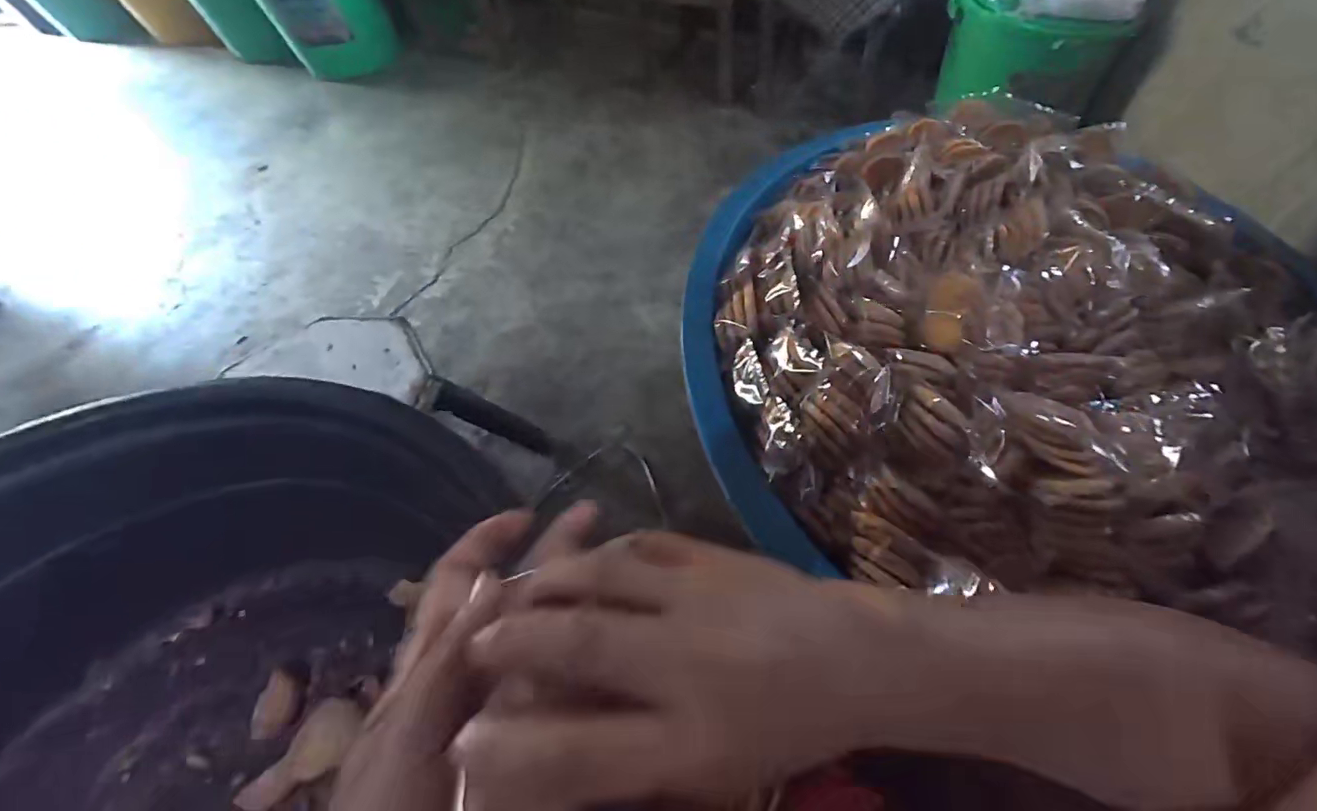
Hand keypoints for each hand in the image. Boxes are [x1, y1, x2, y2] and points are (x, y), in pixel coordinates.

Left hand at [330, 503, 597, 810]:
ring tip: (618, 567)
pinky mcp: (525, 734)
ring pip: (541, 632)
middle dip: (549, 551)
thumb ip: (448, 660)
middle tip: (593, 517)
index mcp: (430, 665)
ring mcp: (500, 705)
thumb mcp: (407, 734)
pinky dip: (584, 647)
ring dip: (574, 593)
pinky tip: (616, 639)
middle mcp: (468, 676)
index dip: (485, 540)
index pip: (457, 581)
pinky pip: (562, 678)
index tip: (527, 515)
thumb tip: (492, 577)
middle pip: (510, 595)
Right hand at [453, 532, 909, 809]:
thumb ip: (630, 762)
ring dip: (550, 582)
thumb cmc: (780, 728)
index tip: (464, 740)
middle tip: (475, 642)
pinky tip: (591, 558)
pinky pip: (646, 544)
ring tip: (519, 590)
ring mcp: (702, 597)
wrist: (852, 657)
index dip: (506, 750)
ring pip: (605, 577)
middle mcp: (687, 664)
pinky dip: (607, 551)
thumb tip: (550, 747)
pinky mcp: (718, 555)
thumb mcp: (708, 772)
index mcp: (686, 743)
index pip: (574, 753)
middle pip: (578, 644)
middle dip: (512, 642)